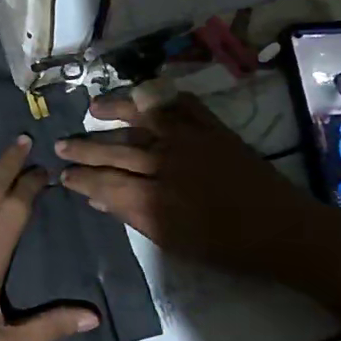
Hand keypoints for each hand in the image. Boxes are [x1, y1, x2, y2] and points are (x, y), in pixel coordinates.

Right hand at [56, 93, 340, 281]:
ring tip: (92, 108)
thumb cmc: (225, 245)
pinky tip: (143, 94)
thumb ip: (132, 215)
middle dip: (85, 147)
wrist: (279, 227)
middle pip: (116, 150)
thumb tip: (96, 197)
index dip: (80, 177)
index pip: (105, 181)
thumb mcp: (172, 240)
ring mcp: (190, 140)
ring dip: (114, 111)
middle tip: (61, 144)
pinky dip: (160, 97)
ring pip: (141, 118)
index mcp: (155, 197)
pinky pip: (180, 104)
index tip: (62, 174)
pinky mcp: (211, 127)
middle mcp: (166, 163)